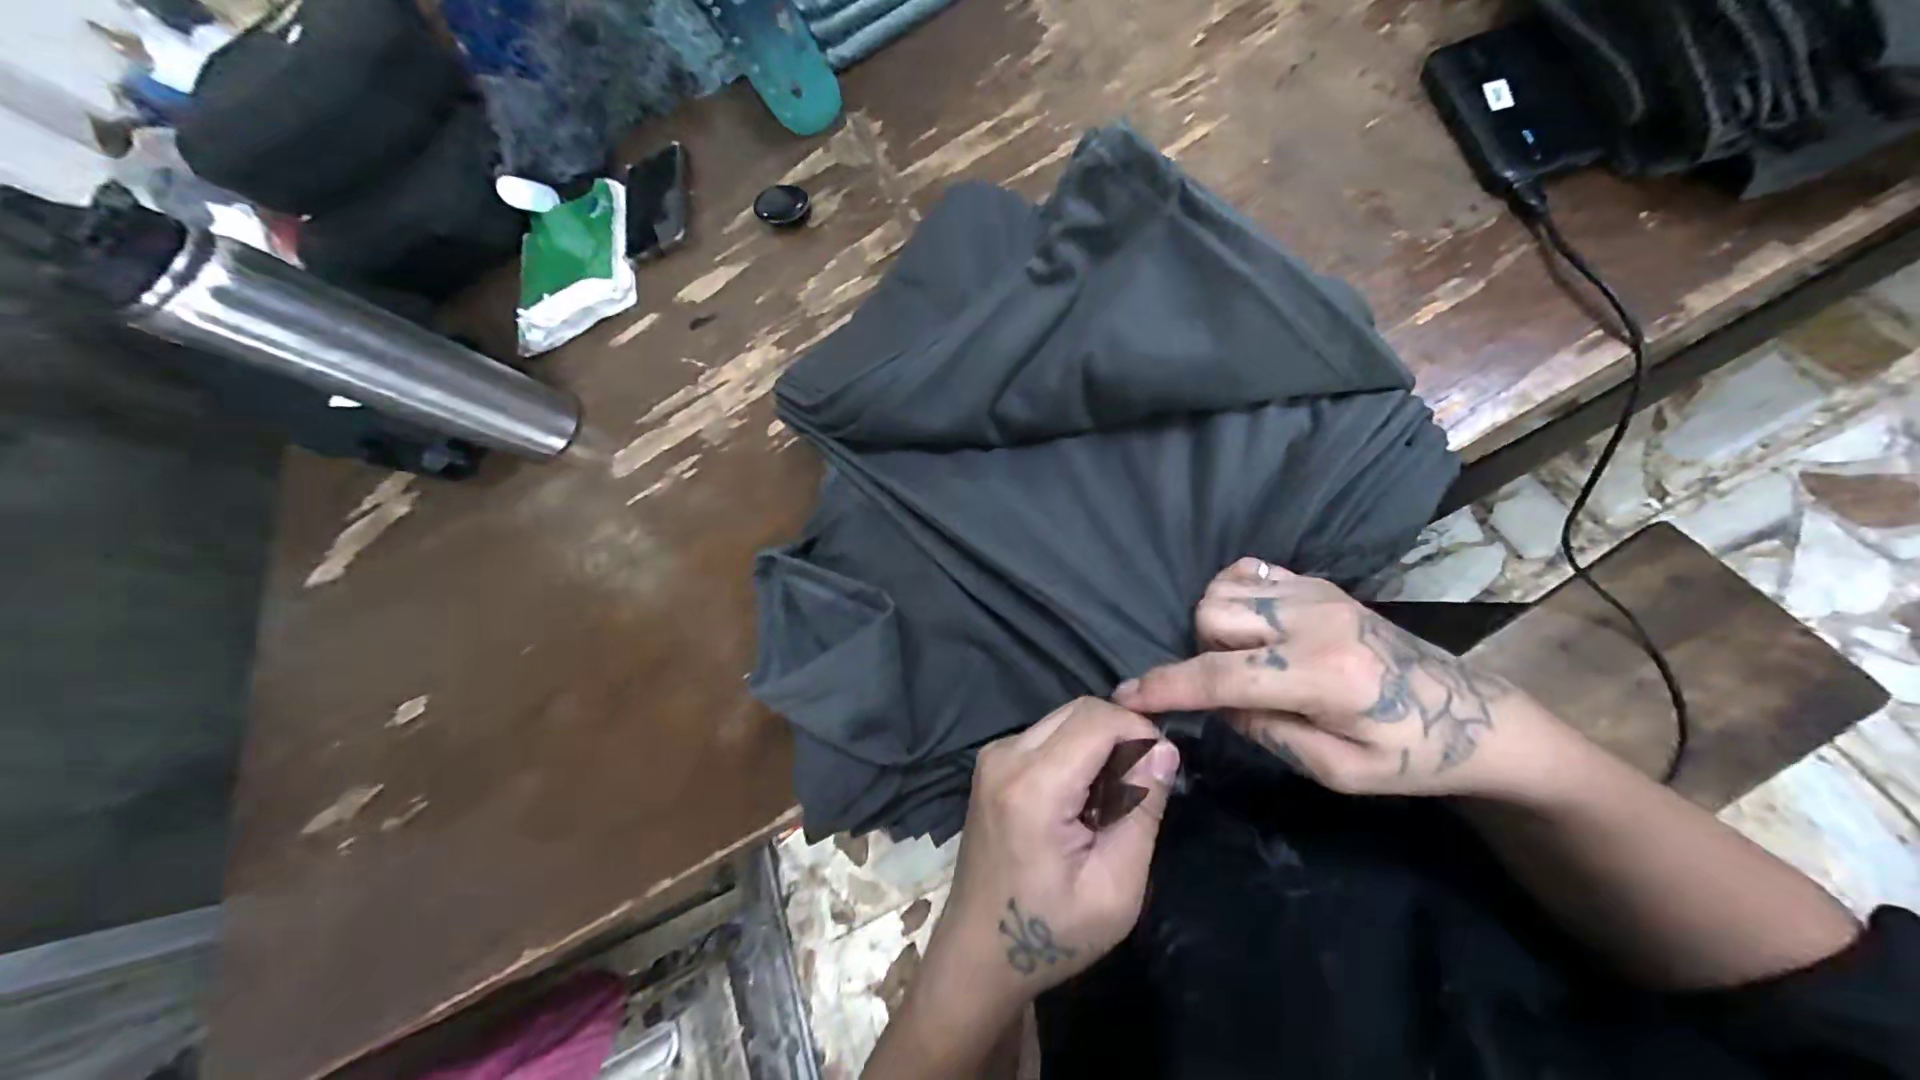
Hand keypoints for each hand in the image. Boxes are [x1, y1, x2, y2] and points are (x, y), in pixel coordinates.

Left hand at [928, 698, 1178, 1005]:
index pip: (1097, 719)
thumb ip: (1142, 811)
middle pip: (1079, 710)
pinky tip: (1082, 797)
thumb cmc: (1052, 932)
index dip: (1140, 730)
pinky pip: (1046, 734)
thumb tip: (1165, 749)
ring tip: (1113, 797)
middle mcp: (1005, 756)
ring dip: (1098, 743)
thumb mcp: (1115, 887)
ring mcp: (993, 756)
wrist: (980, 951)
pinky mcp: (991, 763)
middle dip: (1122, 733)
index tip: (1163, 766)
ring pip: (1063, 718)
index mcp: (1033, 786)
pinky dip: (1075, 751)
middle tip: (1143, 784)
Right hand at [1113, 558, 1567, 798]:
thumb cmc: (1412, 756)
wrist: (1479, 716)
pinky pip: (1248, 571)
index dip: (1166, 687)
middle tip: (1233, 684)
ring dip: (1217, 623)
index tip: (1127, 697)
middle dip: (1202, 649)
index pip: (1220, 676)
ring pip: (1223, 588)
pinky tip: (1256, 626)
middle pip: (1212, 614)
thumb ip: (1266, 731)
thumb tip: (1215, 701)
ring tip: (1247, 657)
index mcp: (1322, 675)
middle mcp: (1314, 619)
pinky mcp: (1322, 582)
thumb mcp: (1337, 771)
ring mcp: (1318, 592)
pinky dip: (1235, 596)